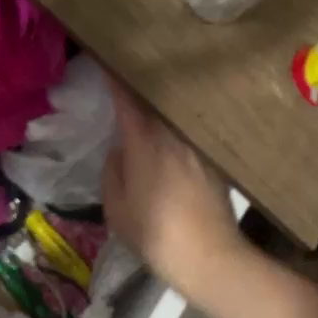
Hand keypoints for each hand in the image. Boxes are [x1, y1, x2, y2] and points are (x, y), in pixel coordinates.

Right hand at [101, 72, 248, 295]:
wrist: (212, 259)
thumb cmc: (156, 234)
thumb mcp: (117, 207)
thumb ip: (113, 170)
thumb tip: (121, 149)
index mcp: (144, 139)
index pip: (125, 96)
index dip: (113, 76)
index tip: (105, 58)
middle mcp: (171, 132)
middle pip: (153, 97)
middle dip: (138, 83)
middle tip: (126, 71)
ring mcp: (195, 144)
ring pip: (173, 113)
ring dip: (160, 102)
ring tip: (149, 96)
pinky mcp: (212, 160)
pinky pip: (188, 132)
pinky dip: (177, 125)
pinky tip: (173, 132)